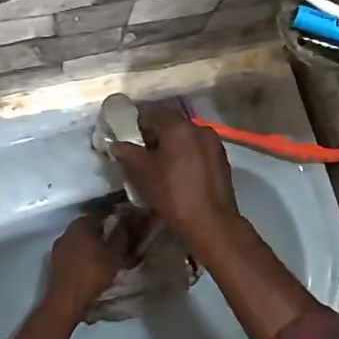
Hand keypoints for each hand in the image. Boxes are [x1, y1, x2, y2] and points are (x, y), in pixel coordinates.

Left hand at [39, 212, 123, 322]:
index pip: (100, 213)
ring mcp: (59, 245)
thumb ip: (120, 235)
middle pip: (88, 224)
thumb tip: (124, 221)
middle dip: (101, 229)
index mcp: (82, 224)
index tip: (124, 222)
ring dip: (90, 242)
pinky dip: (81, 252)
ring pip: (79, 238)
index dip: (113, 216)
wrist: (66, 300)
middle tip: (115, 238)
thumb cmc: (93, 273)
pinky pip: (72, 250)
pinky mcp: (55, 260)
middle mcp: (68, 230)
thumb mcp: (114, 254)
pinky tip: (89, 262)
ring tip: (103, 252)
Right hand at [110, 104, 246, 252]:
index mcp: (179, 127)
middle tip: (141, 155)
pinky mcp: (222, 160)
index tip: (128, 140)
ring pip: (186, 138)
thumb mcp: (144, 173)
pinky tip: (179, 174)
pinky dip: (187, 156)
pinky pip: (198, 150)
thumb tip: (116, 144)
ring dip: (172, 147)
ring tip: (160, 166)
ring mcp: (214, 144)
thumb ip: (128, 153)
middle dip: (155, 137)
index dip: (138, 126)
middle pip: (172, 125)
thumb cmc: (173, 194)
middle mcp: (200, 128)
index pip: (153, 115)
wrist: (211, 223)